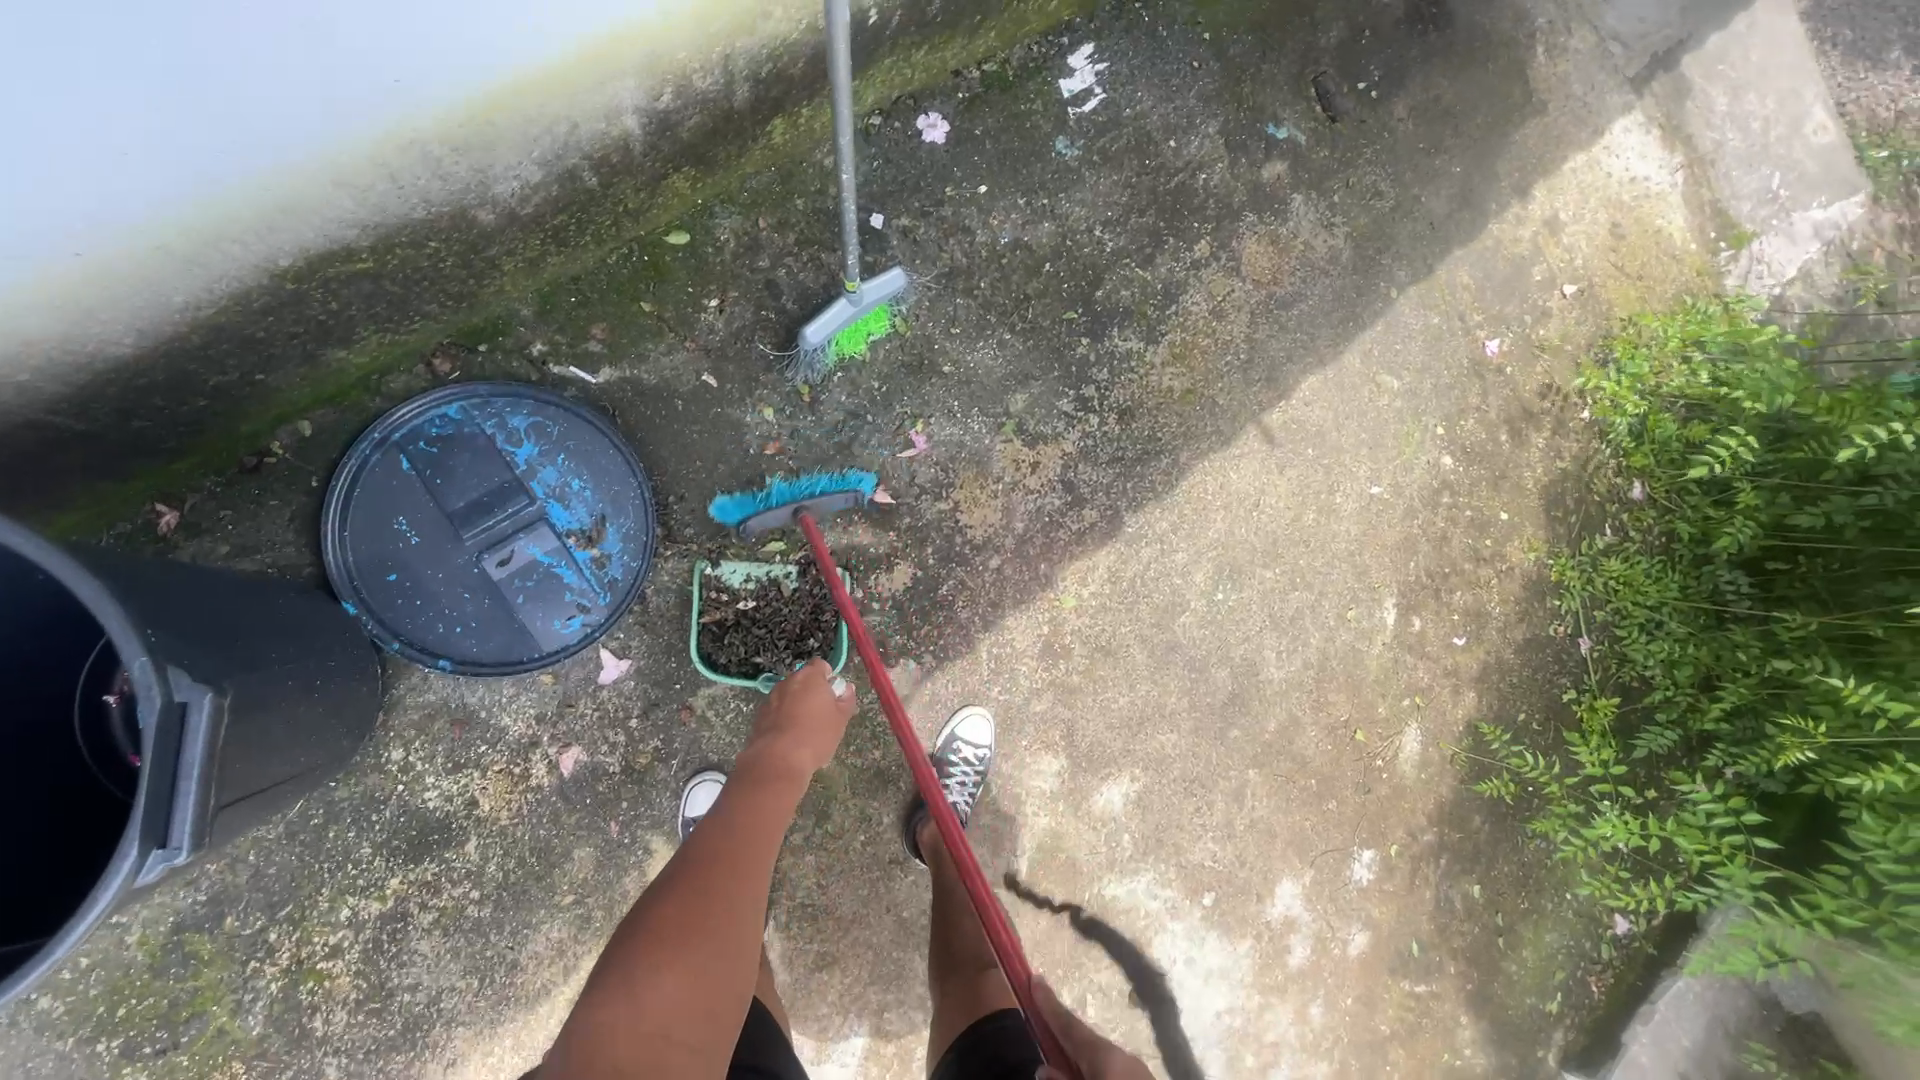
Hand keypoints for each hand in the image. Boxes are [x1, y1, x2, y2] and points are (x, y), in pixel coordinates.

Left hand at [741, 659, 856, 780]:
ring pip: (788, 695)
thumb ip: (846, 700)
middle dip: (812, 692)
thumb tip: (846, 689)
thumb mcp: (840, 720)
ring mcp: (771, 698)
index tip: (833, 695)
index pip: (820, 665)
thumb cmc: (816, 736)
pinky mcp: (759, 715)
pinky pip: (776, 710)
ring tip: (804, 728)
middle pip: (803, 679)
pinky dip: (783, 717)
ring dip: (796, 704)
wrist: (778, 760)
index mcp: (810, 677)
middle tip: (822, 713)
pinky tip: (789, 737)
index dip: (828, 677)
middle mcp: (788, 681)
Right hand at [1032, 977, 1153, 1079]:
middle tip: (1042, 1015)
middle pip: (1085, 1041)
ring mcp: (1140, 1071)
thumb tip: (1043, 1070)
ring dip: (1079, 1057)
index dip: (1048, 1004)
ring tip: (1061, 1053)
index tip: (1034, 978)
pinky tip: (1088, 1075)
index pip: (1069, 1025)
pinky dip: (1096, 1071)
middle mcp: (1124, 1057)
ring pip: (1101, 1059)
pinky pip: (1114, 1072)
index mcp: (1105, 1056)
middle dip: (1063, 1031)